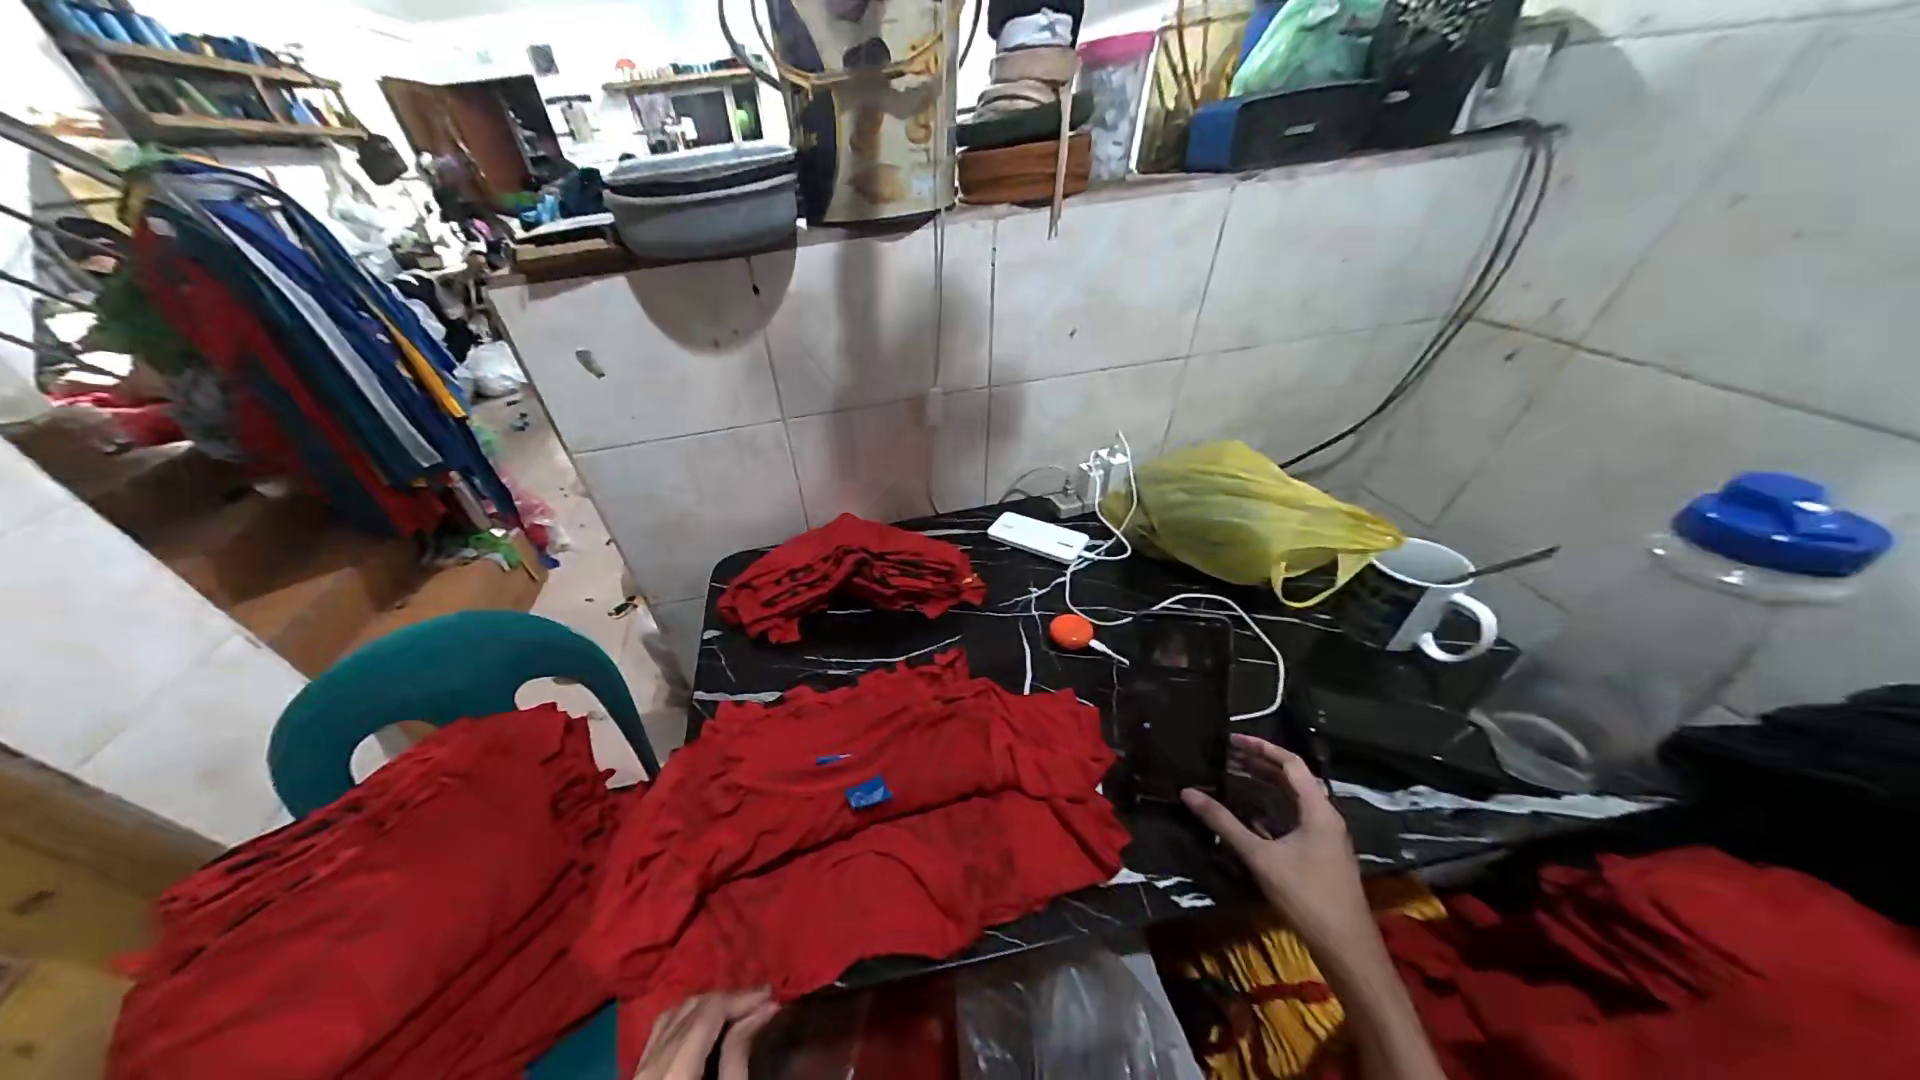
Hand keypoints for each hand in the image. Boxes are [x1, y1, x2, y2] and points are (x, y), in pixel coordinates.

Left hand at [632, 990, 780, 1079]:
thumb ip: (739, 1055)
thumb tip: (764, 1009)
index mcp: (672, 1076)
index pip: (707, 1013)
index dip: (741, 998)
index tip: (772, 997)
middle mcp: (648, 1067)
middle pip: (690, 1009)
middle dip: (728, 1000)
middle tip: (761, 1002)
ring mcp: (636, 1072)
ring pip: (673, 1015)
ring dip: (708, 1006)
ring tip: (739, 1010)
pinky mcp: (635, 1077)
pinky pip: (660, 1032)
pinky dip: (687, 1019)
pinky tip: (708, 1024)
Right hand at [1182, 735, 1372, 947]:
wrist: (1346, 946)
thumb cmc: (1305, 895)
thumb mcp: (1260, 857)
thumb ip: (1224, 823)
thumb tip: (1189, 792)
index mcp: (1318, 809)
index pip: (1291, 763)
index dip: (1262, 747)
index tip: (1233, 740)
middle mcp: (1326, 816)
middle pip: (1294, 778)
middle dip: (1261, 763)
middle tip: (1228, 754)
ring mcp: (1326, 836)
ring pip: (1295, 798)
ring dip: (1267, 784)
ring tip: (1235, 774)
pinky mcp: (1321, 853)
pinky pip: (1295, 816)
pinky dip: (1273, 806)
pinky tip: (1250, 813)